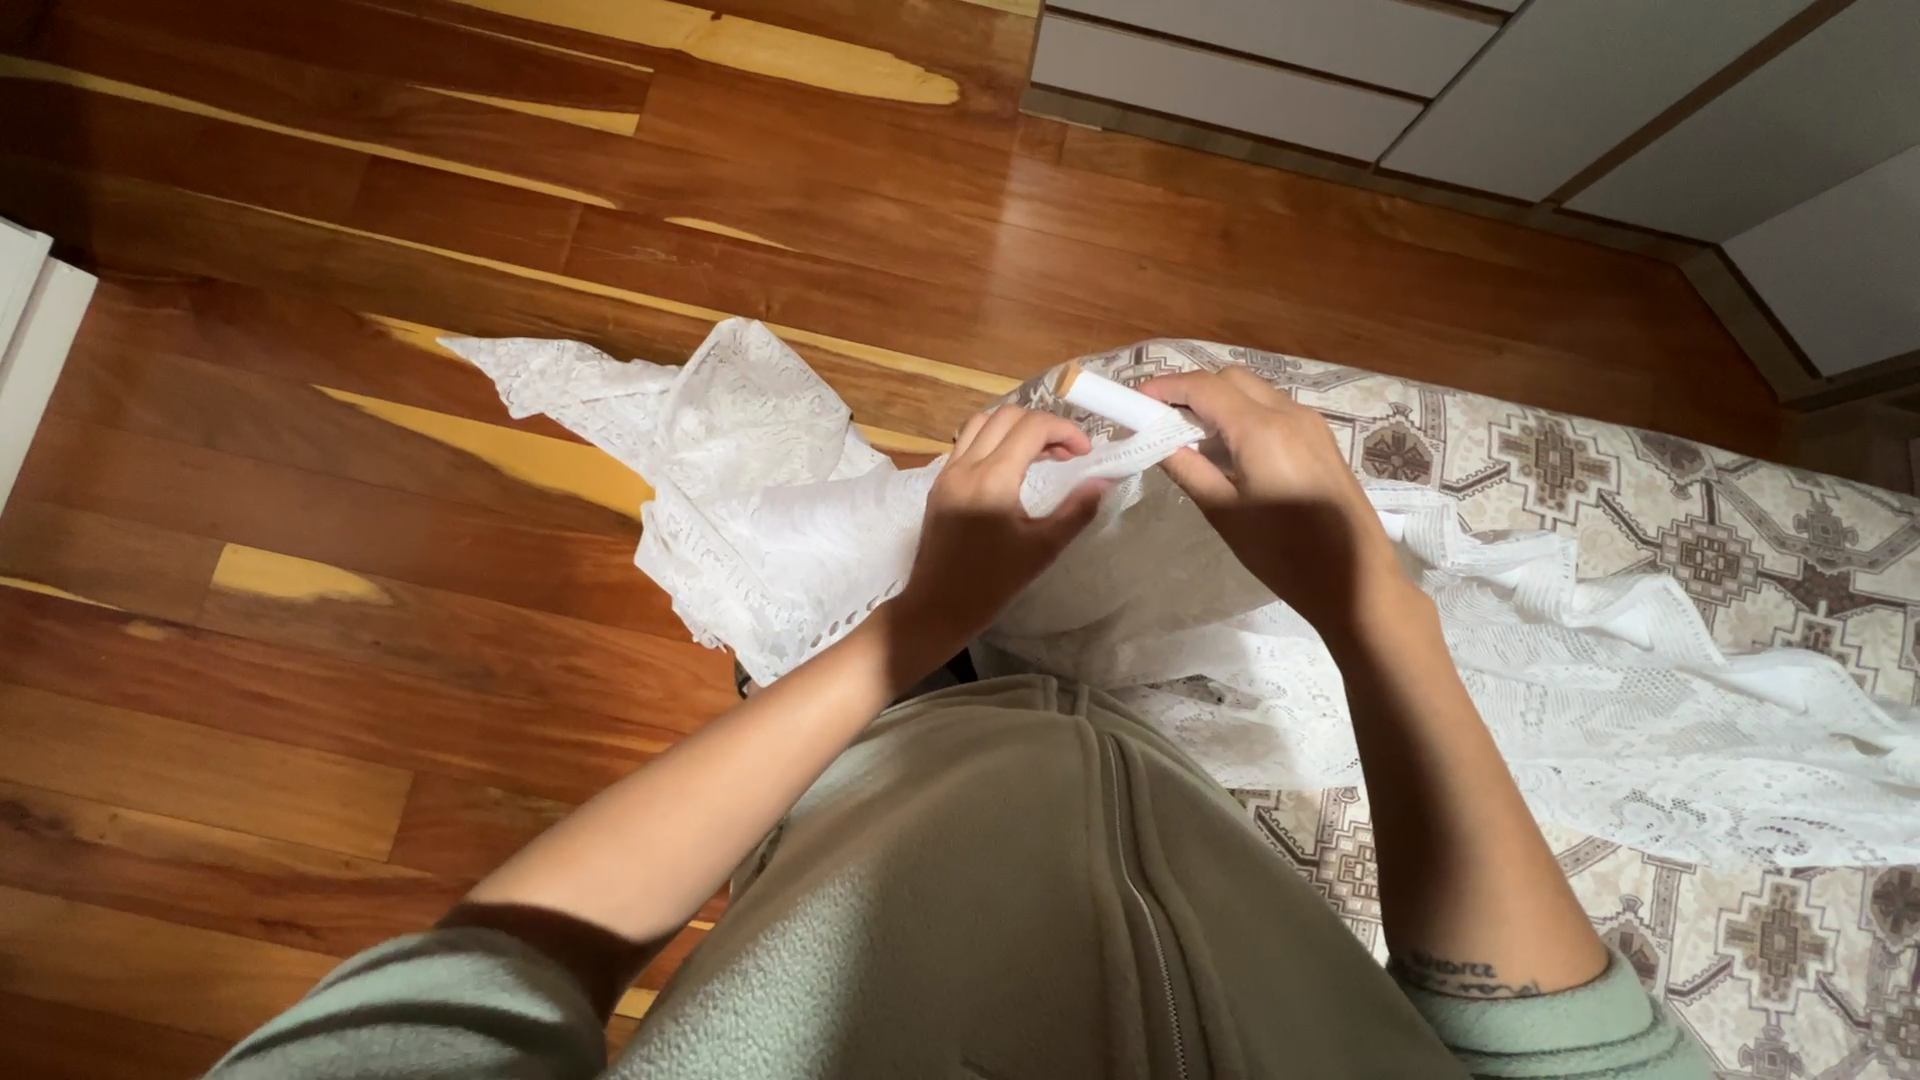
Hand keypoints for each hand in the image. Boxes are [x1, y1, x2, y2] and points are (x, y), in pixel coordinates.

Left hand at [893, 406, 1105, 654]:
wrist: (938, 606)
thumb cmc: (994, 583)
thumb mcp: (1043, 548)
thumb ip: (1076, 510)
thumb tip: (1103, 482)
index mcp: (993, 478)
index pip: (1033, 427)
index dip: (1066, 431)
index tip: (1085, 453)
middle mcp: (966, 466)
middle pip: (1007, 415)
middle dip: (1043, 425)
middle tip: (1066, 453)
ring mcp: (947, 473)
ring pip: (981, 423)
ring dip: (1014, 427)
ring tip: (1039, 454)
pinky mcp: (938, 484)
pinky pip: (965, 443)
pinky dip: (992, 440)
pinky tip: (1009, 467)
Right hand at [1140, 368, 1402, 633]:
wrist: (1353, 580)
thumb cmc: (1282, 552)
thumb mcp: (1222, 511)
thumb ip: (1186, 468)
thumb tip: (1157, 441)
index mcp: (1261, 429)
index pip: (1204, 387)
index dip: (1164, 388)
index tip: (1135, 403)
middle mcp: (1288, 413)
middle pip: (1230, 379)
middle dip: (1191, 391)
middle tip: (1161, 423)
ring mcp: (1310, 424)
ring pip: (1253, 392)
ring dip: (1218, 403)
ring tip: (1191, 439)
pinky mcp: (1320, 441)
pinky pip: (1272, 411)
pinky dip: (1242, 417)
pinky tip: (1229, 452)